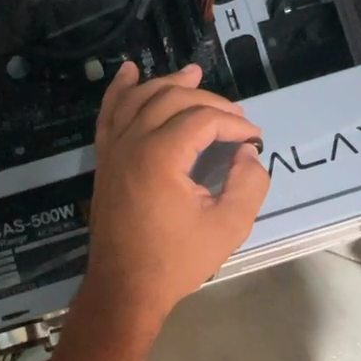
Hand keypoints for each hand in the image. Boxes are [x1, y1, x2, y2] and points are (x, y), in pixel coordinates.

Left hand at [81, 63, 267, 328]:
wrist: (124, 287)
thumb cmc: (176, 261)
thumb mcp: (228, 228)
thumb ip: (248, 184)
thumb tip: (246, 154)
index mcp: (161, 156)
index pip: (203, 118)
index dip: (235, 123)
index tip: (255, 139)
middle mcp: (132, 142)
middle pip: (172, 99)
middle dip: (209, 101)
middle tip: (236, 117)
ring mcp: (113, 150)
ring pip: (139, 98)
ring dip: (168, 83)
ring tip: (193, 75)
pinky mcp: (104, 161)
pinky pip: (110, 114)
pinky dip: (121, 90)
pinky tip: (129, 72)